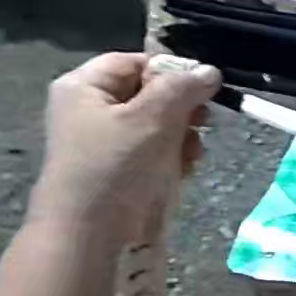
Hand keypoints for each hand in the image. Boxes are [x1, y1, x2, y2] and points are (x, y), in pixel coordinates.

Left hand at [27, 51, 219, 241]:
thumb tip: (210, 71)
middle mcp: (91, 110)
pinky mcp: (120, 170)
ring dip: (183, 134)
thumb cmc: (116, 166)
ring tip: (194, 151)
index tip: (203, 87)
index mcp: (84, 87)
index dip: (170, 70)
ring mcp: (105, 143)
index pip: (134, 62)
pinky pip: (154, 152)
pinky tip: (186, 167)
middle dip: (182, 108)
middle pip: (148, 94)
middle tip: (205, 120)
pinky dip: (173, 156)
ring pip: (157, 125)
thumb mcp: (152, 118)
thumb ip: (183, 88)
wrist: (90, 232)